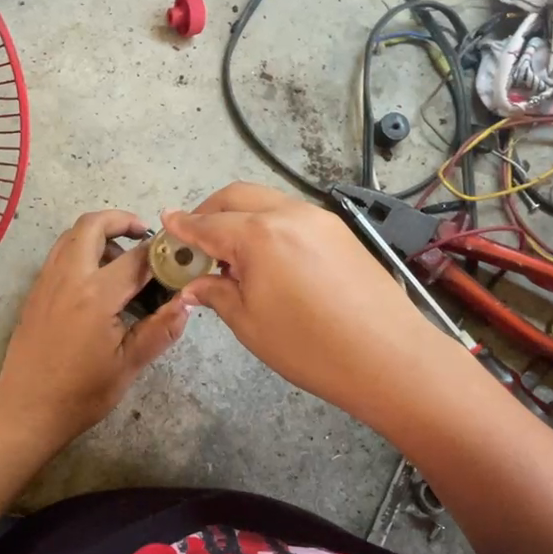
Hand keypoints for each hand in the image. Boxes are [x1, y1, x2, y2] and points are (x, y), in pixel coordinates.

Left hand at [0, 209, 190, 445]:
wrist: (27, 408)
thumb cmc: (81, 392)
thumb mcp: (128, 365)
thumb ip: (159, 330)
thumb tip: (187, 302)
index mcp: (96, 295)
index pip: (136, 258)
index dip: (161, 253)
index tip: (178, 257)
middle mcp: (69, 277)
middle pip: (92, 225)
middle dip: (121, 220)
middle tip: (143, 235)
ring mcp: (46, 282)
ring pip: (70, 236)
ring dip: (97, 234)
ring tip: (122, 258)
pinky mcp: (35, 292)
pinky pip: (58, 255)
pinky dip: (79, 250)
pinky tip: (96, 279)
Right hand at [163, 182, 440, 413]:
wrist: (388, 356)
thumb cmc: (309, 347)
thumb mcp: (249, 323)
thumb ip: (217, 294)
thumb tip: (195, 285)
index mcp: (258, 235)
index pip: (208, 223)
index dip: (183, 226)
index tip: (165, 223)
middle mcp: (288, 215)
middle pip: (237, 197)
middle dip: (209, 211)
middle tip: (195, 240)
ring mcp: (320, 220)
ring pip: (267, 203)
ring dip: (241, 218)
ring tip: (230, 256)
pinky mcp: (340, 233)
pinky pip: (292, 217)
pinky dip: (268, 226)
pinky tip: (266, 260)